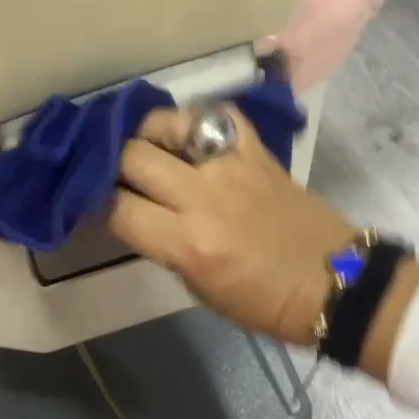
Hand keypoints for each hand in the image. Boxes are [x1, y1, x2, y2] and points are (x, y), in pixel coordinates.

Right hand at [105, 104, 356, 344]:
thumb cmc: (259, 301)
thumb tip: (134, 212)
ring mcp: (231, 166)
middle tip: (106, 171)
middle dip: (110, 164)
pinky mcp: (255, 150)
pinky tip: (186, 136)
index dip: (95, 204)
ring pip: (166, 125)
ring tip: (141, 146)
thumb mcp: (196, 285)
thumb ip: (162, 244)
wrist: (331, 282)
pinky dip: (193, 122)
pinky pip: (214, 117)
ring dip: (144, 134)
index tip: (88, 202)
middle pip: (132, 157)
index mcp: (187, 244)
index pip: (118, 209)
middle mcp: (203, 198)